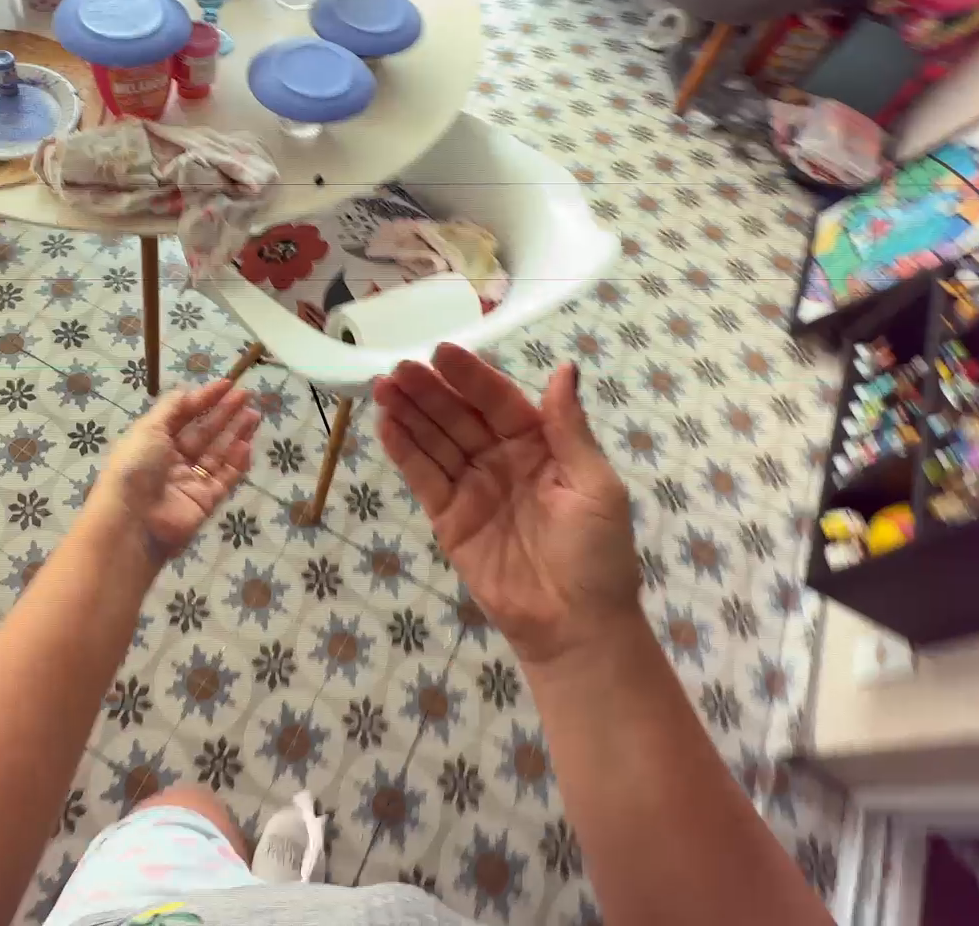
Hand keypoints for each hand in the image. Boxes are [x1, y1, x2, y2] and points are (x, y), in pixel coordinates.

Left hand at [94, 379, 259, 561]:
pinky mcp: (206, 501)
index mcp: (154, 441)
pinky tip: (247, 444)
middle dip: (225, 413)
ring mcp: (190, 481)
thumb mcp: (147, 429)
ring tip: (254, 414)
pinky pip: (225, 478)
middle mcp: (173, 459)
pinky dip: (236, 462)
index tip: (227, 384)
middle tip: (247, 396)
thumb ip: (170, 409)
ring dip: (236, 433)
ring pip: (218, 453)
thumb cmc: (135, 468)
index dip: (205, 399)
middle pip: (204, 432)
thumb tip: (186, 392)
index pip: (184, 415)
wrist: (133, 523)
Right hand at [374, 344, 639, 665]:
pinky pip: (423, 477)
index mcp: (540, 446)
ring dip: (408, 413)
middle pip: (459, 416)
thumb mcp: (594, 486)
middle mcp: (500, 459)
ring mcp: (471, 487)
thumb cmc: (596, 555)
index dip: (470, 377)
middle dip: (429, 391)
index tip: (441, 353)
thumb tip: (564, 368)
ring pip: (435, 441)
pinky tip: (385, 424)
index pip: (498, 402)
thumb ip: (569, 429)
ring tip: (381, 388)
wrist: (574, 625)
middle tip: (398, 368)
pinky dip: (403, 451)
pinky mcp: (448, 517)